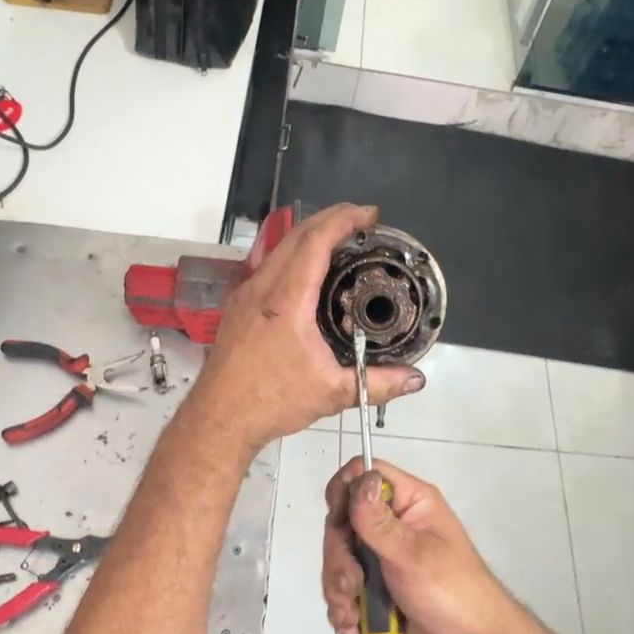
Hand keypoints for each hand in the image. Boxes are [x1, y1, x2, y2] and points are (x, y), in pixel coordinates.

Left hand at [190, 204, 424, 449]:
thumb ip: (378, 384)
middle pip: (297, 236)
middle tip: (362, 222)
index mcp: (285, 300)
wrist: (219, 418)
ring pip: (280, 249)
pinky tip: (310, 272)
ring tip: (341, 240)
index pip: (315, 242)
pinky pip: (269, 267)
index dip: (344, 220)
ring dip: (311, 236)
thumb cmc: (268, 402)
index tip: (369, 214)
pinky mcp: (239, 308)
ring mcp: (246, 296)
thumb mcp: (331, 393)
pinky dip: (295, 255)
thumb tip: (414, 379)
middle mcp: (262, 289)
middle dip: (331, 220)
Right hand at [322, 457, 515, 633]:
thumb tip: (360, 478)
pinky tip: (352, 629)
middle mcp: (392, 521)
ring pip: (339, 557)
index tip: (338, 520)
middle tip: (351, 585)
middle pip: (342, 521)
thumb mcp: (414, 555)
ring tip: (352, 618)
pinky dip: (342, 608)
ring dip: (338, 589)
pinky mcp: (373, 583)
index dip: (344, 489)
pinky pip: (343, 587)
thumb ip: (379, 522)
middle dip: (339, 558)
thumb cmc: (452, 590)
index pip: (367, 473)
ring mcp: (380, 553)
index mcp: (409, 502)